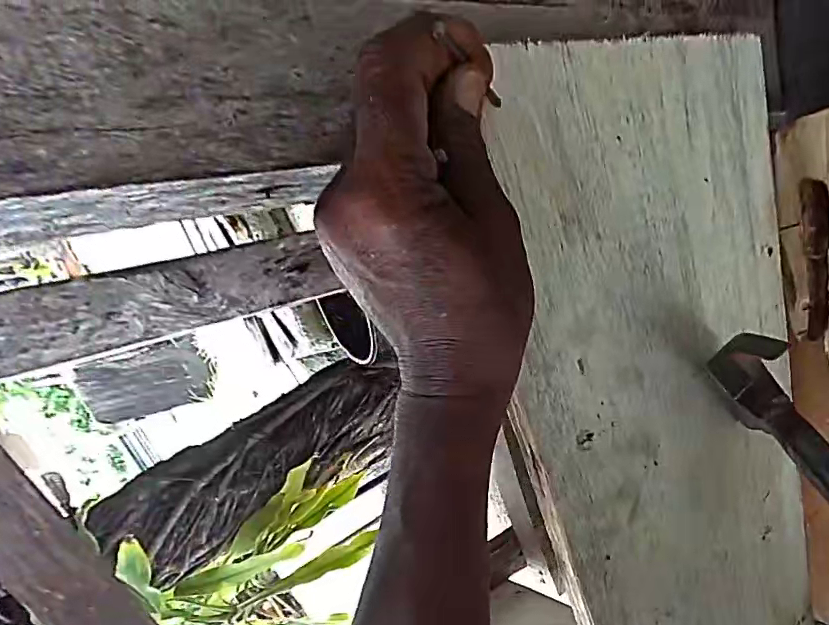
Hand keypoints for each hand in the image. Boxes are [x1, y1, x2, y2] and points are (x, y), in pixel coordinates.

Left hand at [316, 14, 533, 407]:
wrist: (452, 379)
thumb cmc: (484, 318)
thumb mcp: (492, 222)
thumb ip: (466, 142)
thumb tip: (460, 81)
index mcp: (387, 191)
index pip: (387, 76)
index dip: (426, 43)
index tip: (464, 45)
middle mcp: (346, 196)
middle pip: (375, 101)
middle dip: (425, 80)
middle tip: (474, 86)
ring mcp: (336, 214)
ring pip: (373, 134)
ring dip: (417, 120)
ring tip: (464, 145)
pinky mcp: (340, 229)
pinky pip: (368, 169)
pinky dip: (402, 156)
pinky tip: (439, 178)